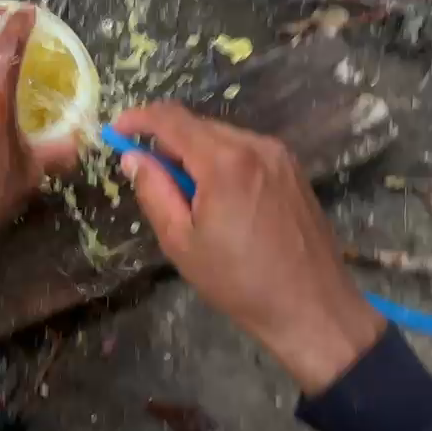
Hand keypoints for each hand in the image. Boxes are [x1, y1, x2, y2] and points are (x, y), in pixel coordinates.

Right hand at [115, 102, 384, 394]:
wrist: (316, 312)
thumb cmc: (241, 283)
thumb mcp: (181, 241)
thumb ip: (153, 190)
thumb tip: (132, 157)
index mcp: (224, 161)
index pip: (169, 119)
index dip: (136, 119)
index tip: (115, 133)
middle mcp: (254, 145)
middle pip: (195, 124)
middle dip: (164, 140)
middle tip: (146, 172)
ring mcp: (278, 155)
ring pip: (219, 135)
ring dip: (192, 151)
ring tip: (185, 192)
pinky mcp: (292, 168)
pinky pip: (243, 148)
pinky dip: (219, 159)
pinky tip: (217, 195)